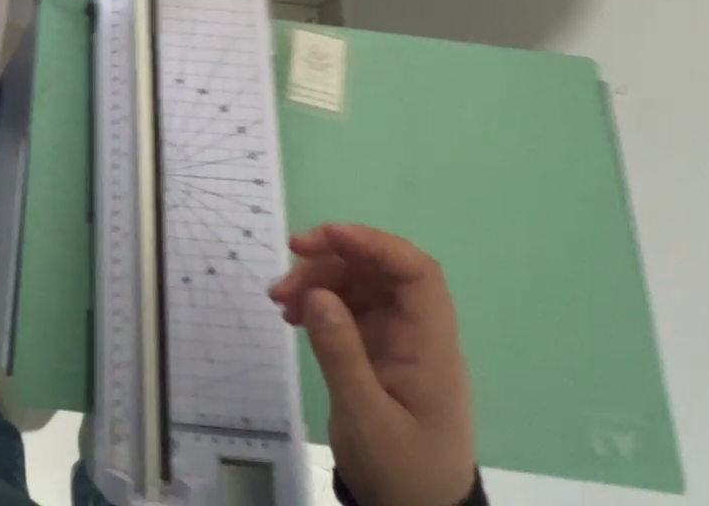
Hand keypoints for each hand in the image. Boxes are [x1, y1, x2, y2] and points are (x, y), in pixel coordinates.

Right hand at [269, 224, 474, 505]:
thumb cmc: (400, 471)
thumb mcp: (366, 418)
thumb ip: (341, 354)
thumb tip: (316, 293)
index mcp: (431, 346)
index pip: (416, 273)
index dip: (372, 243)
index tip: (322, 237)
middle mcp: (417, 333)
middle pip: (380, 271)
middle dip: (333, 257)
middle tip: (286, 263)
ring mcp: (397, 340)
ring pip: (359, 284)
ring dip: (318, 279)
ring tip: (278, 298)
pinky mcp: (377, 349)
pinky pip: (348, 307)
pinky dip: (318, 301)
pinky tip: (292, 314)